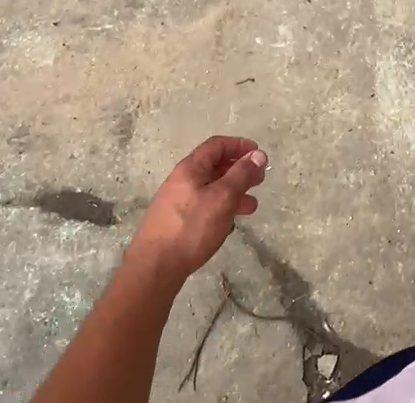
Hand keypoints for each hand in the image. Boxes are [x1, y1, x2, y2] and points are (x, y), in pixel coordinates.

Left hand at [125, 136, 267, 284]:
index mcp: (190, 168)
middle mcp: (181, 181)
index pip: (217, 145)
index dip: (239, 145)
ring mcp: (177, 203)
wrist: (154, 268)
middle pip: (214, 167)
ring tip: (251, 206)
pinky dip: (220, 209)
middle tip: (259, 180)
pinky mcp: (176, 223)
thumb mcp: (223, 197)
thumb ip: (242, 174)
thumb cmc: (191, 227)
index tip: (258, 154)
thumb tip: (258, 154)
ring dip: (233, 193)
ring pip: (210, 190)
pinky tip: (229, 224)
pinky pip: (203, 207)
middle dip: (239, 171)